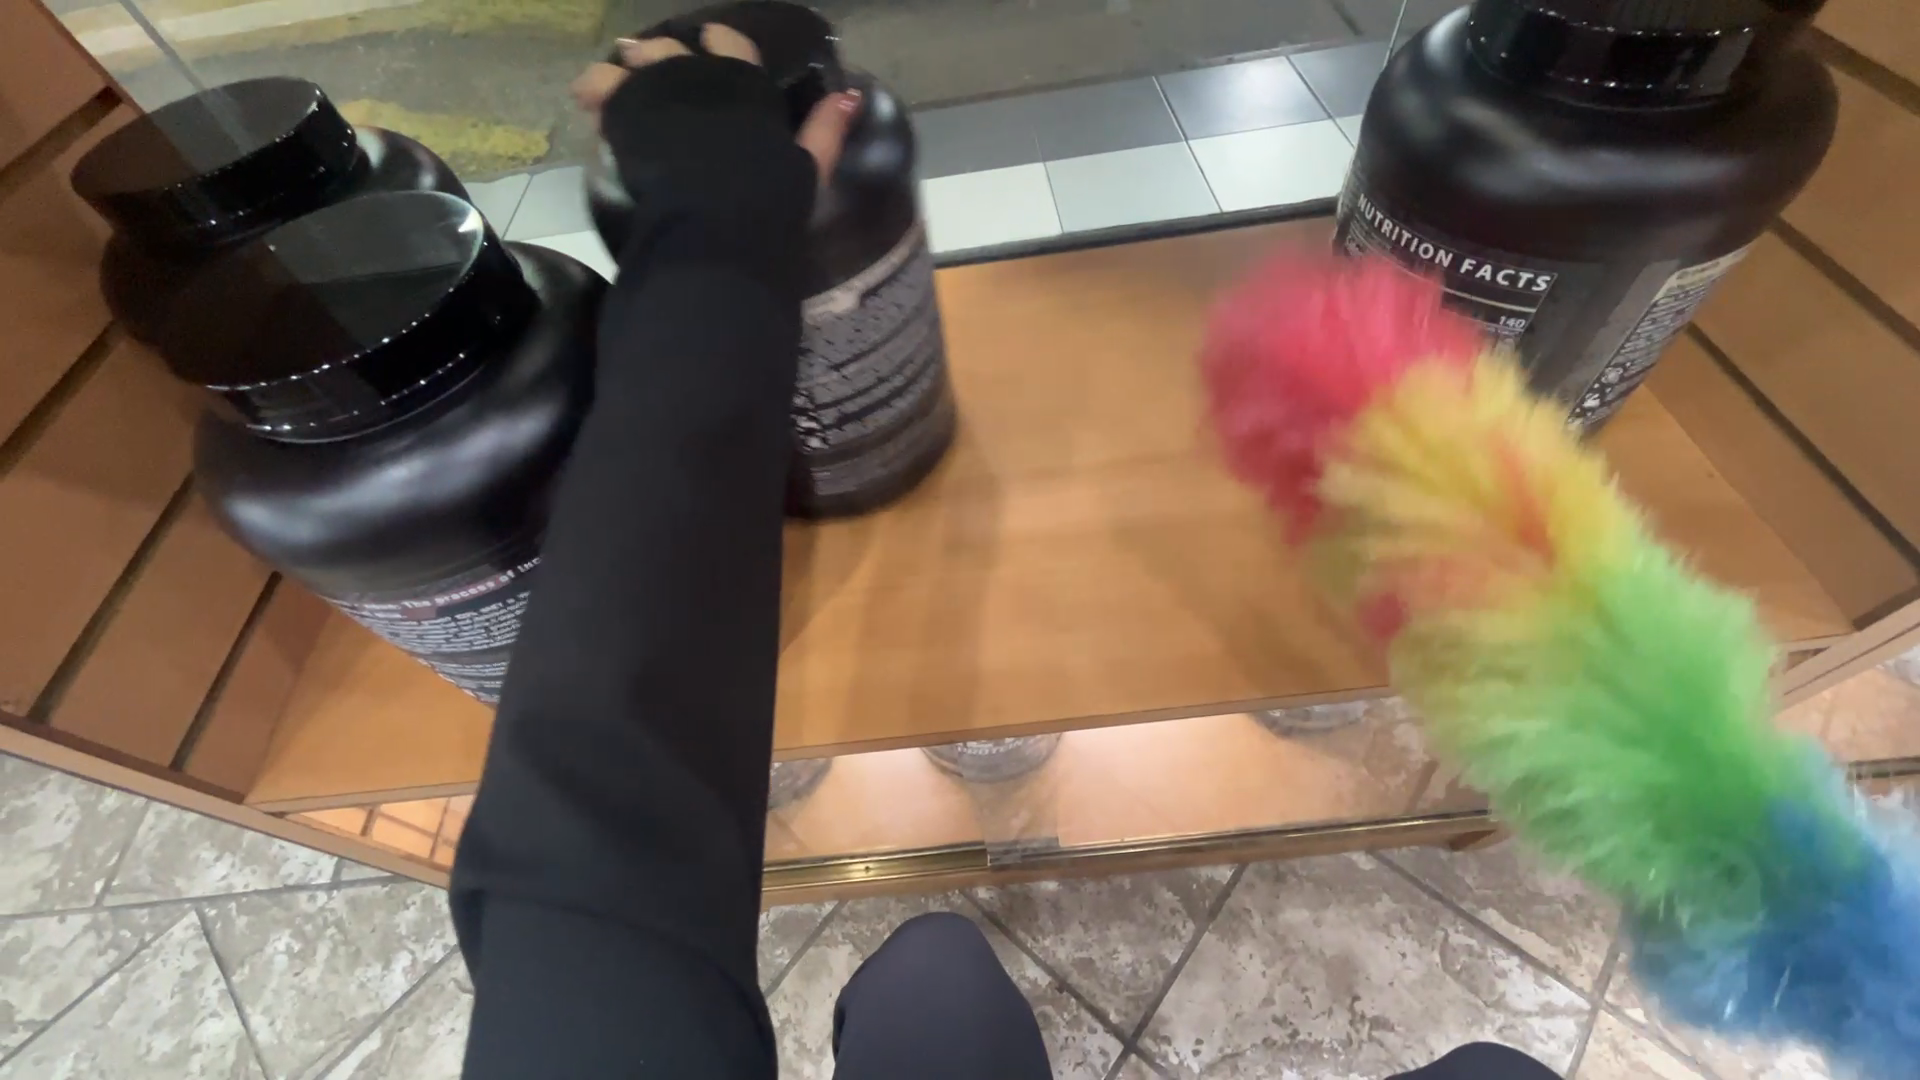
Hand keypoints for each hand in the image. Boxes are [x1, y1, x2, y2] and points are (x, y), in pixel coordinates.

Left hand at [569, 23, 860, 185]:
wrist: (717, 229)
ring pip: (635, 59)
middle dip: (670, 63)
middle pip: (674, 47)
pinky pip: (598, 84)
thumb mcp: (809, 167)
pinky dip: (597, 92)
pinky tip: (599, 106)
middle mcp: (696, 71)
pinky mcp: (620, 110)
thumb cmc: (769, 202)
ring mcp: (655, 86)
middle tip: (669, 88)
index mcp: (743, 79)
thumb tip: (851, 95)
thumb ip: (827, 130)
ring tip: (632, 93)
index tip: (717, 66)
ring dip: (634, 71)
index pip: (728, 40)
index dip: (721, 51)